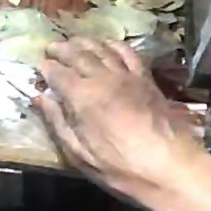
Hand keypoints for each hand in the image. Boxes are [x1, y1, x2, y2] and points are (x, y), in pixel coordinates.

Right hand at [35, 37, 210, 210]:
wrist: (172, 168)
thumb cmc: (120, 167)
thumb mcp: (79, 154)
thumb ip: (57, 122)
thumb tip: (40, 99)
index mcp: (82, 97)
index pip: (57, 72)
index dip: (45, 68)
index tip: (38, 68)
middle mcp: (102, 78)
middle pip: (77, 54)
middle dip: (61, 49)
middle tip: (50, 48)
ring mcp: (127, 75)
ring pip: (100, 49)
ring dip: (84, 42)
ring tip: (73, 42)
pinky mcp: (145, 79)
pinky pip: (128, 53)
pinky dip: (114, 45)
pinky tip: (107, 44)